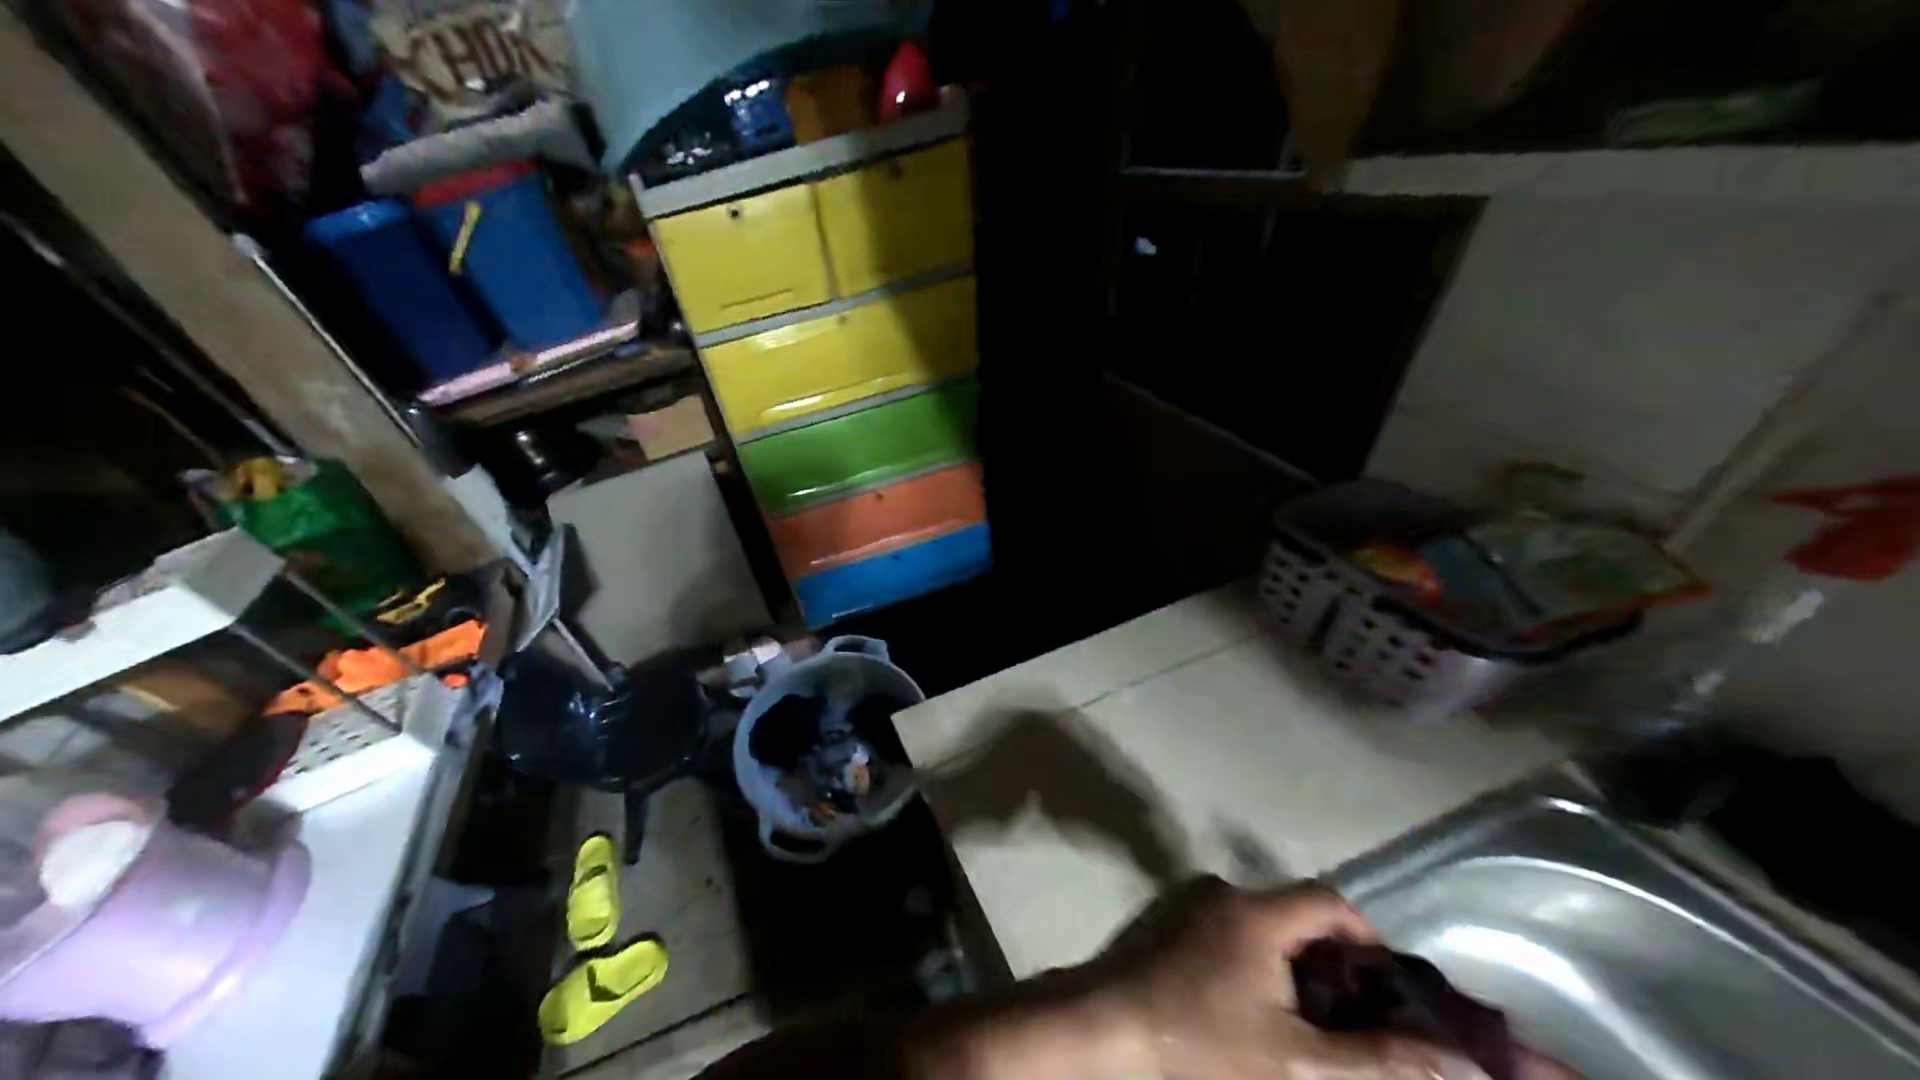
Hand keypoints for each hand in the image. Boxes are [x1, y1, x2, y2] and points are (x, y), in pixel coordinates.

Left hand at [1077, 877, 1577, 1079]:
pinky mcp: (1163, 920)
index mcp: (1254, 912)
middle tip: (1352, 1019)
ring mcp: (1186, 903)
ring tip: (1305, 1023)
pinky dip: (1252, 961)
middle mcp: (1219, 892)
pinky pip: (1225, 930)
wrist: (1099, 1031)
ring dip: (1290, 965)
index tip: (1390, 990)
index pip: (1330, 901)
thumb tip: (1458, 1063)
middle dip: (1331, 962)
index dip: (1369, 939)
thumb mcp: (1297, 1063)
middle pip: (1295, 913)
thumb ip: (1380, 1060)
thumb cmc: (1199, 1045)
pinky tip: (1250, 1010)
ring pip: (1259, 924)